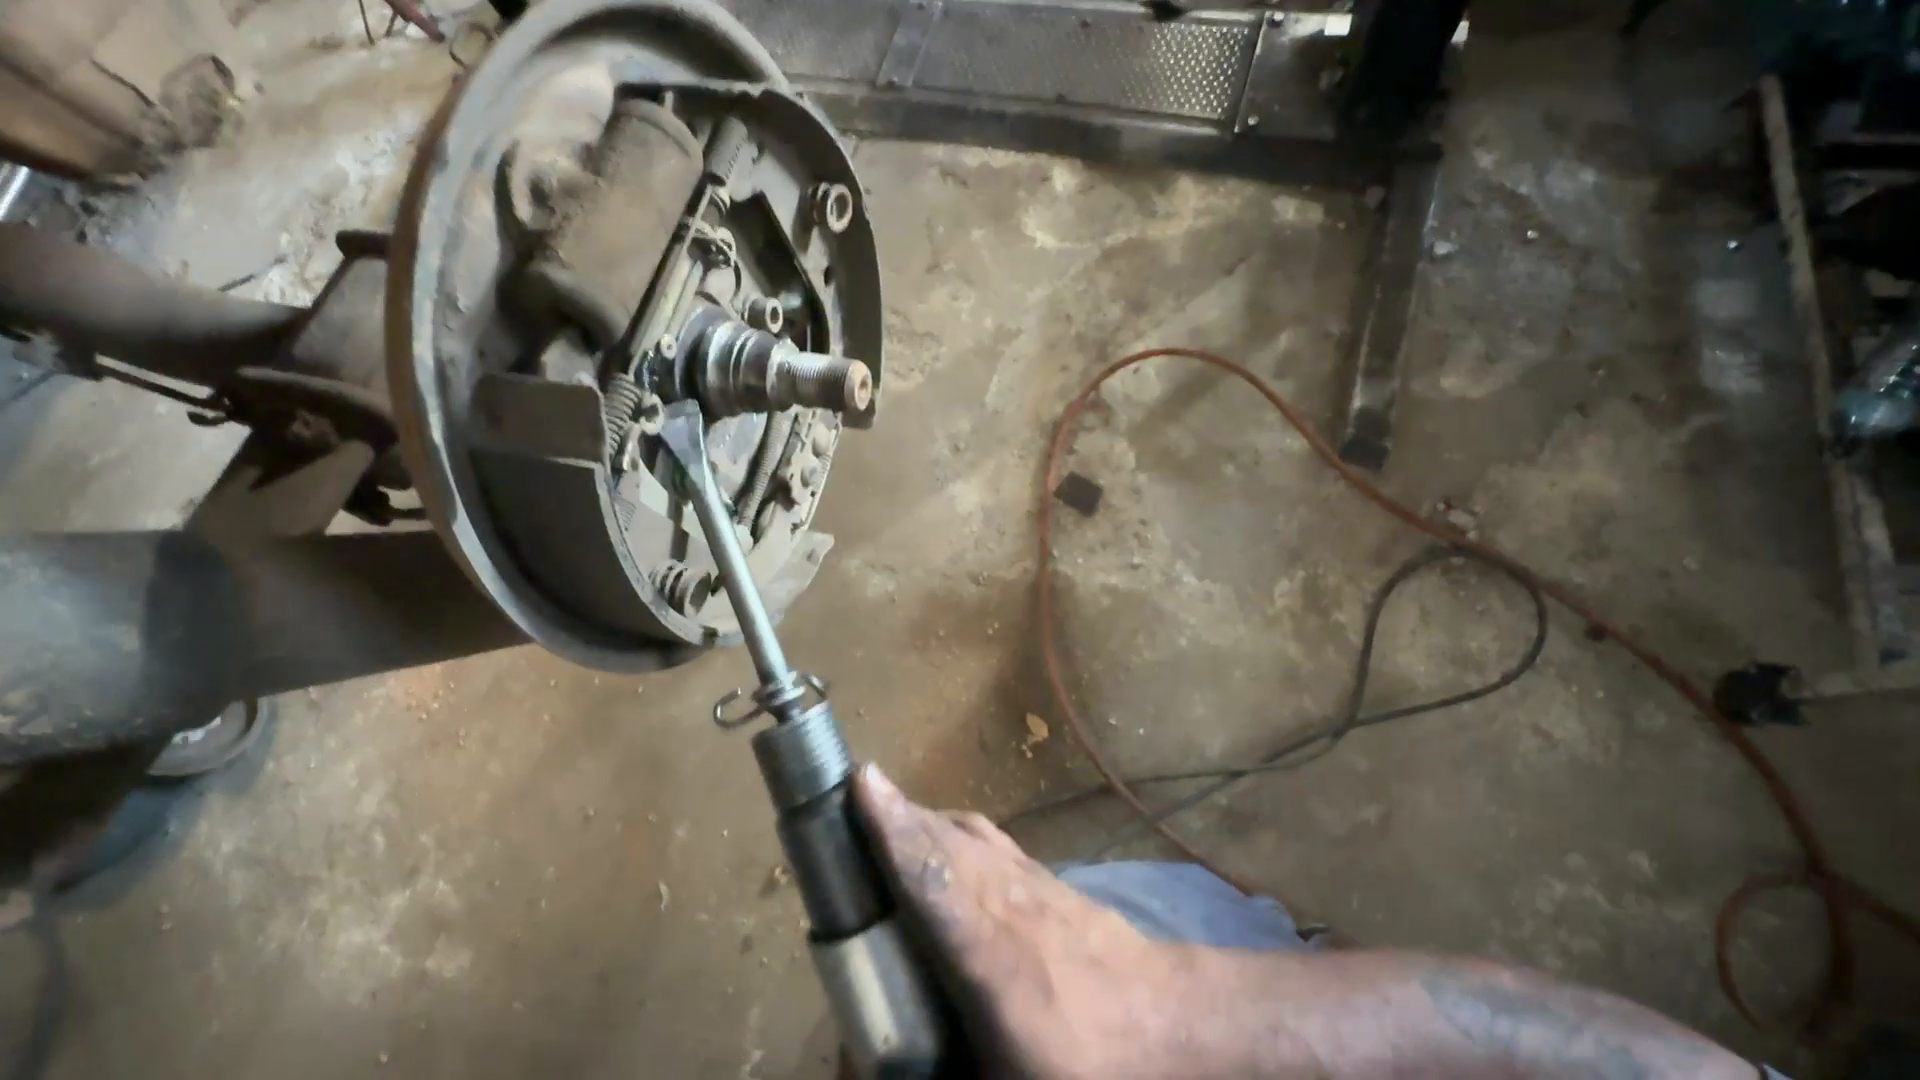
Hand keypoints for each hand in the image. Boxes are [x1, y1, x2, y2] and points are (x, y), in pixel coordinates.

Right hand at [852, 765, 1200, 1079]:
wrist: (1175, 1023)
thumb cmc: (1087, 1060)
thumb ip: (935, 1069)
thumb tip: (857, 1066)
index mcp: (991, 957)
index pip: (934, 881)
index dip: (895, 833)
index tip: (863, 784)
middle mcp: (1007, 903)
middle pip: (945, 844)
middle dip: (898, 814)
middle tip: (855, 788)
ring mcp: (1033, 885)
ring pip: (970, 836)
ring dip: (926, 817)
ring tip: (889, 809)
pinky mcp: (1051, 881)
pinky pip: (994, 842)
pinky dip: (959, 829)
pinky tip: (949, 833)